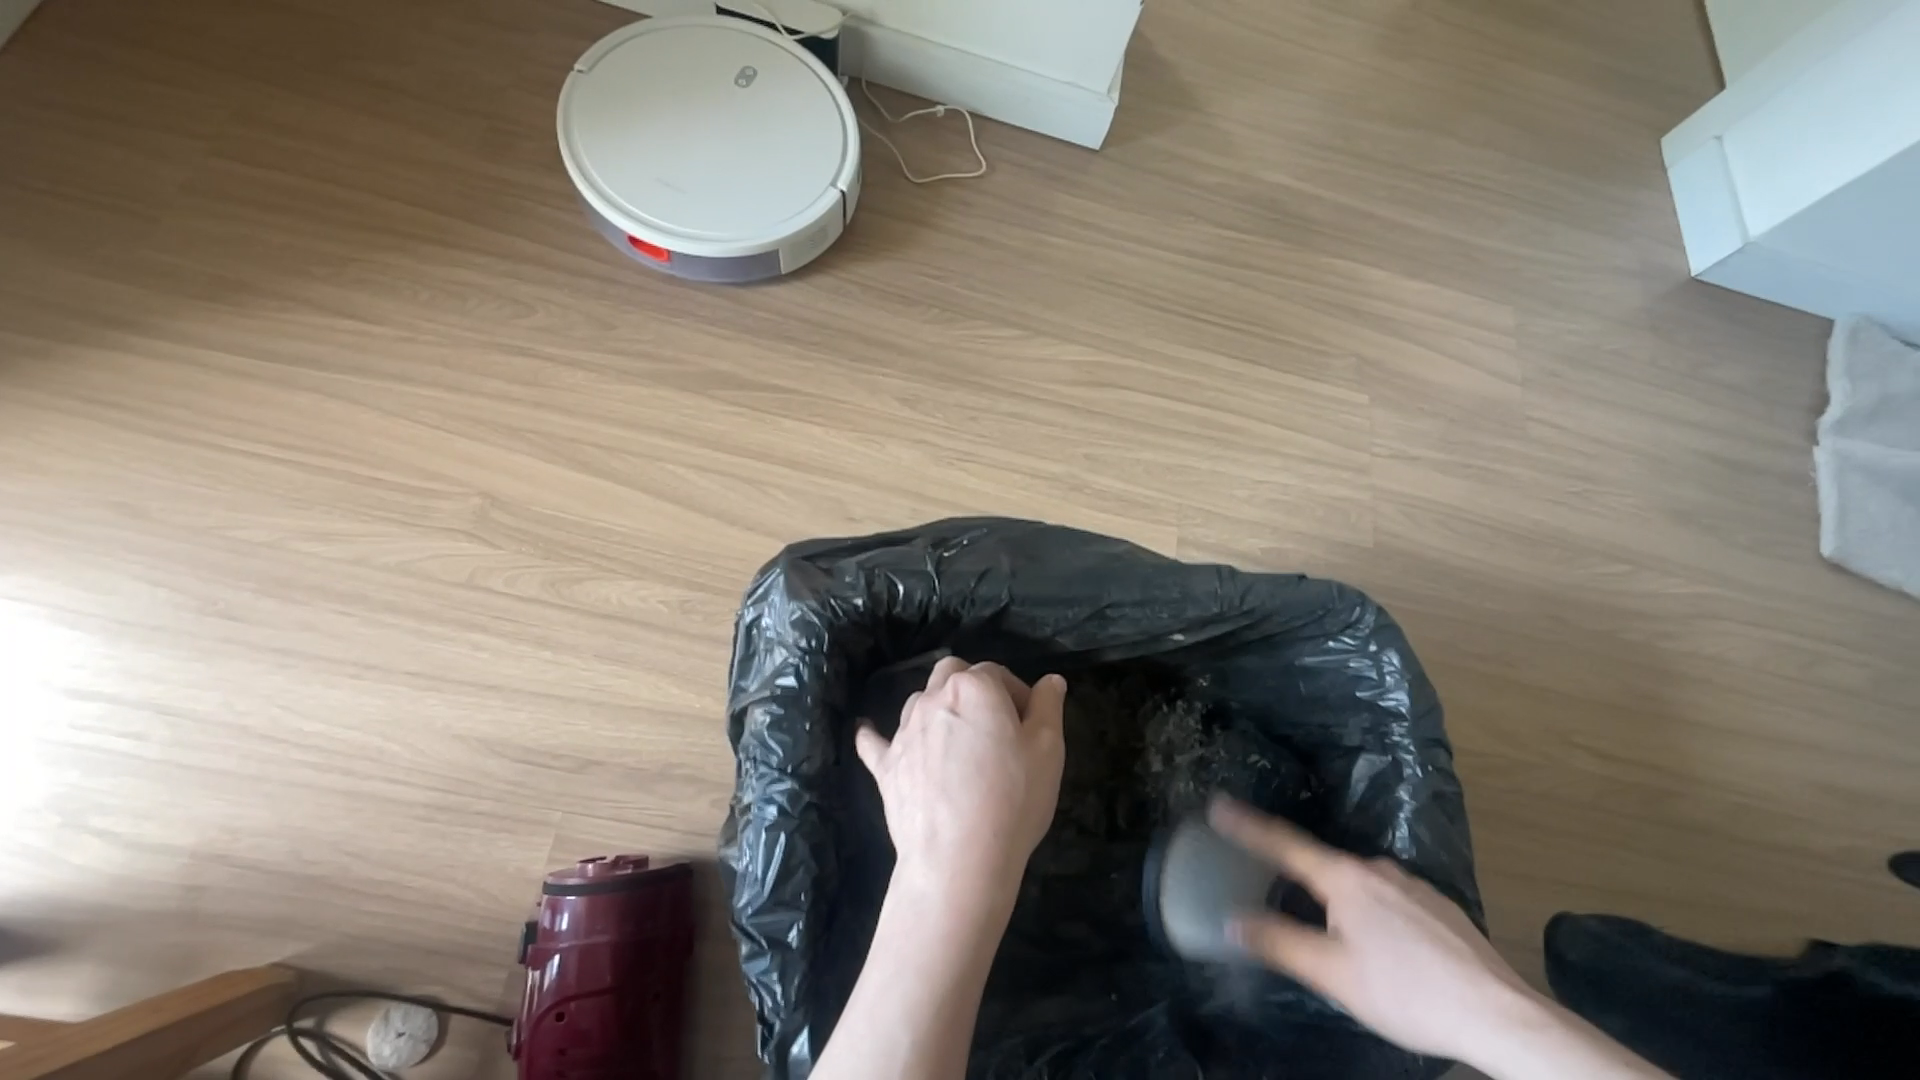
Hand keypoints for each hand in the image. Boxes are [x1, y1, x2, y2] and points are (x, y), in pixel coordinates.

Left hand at [857, 658, 1066, 904]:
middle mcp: (934, 699)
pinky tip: (868, 732)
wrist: (959, 859)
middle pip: (952, 673)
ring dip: (938, 708)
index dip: (1019, 695)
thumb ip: (1048, 707)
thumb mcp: (1049, 750)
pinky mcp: (885, 765)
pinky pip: (874, 741)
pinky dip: (875, 735)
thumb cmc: (1012, 799)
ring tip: (958, 740)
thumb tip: (1050, 680)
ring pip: (919, 701)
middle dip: (974, 686)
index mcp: (975, 687)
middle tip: (995, 723)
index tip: (1031, 725)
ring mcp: (904, 732)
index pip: (999, 673)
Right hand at [1209, 796, 1536, 1062]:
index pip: (1284, 843)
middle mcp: (1377, 869)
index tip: (1219, 804)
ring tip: (1337, 940)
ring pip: (1358, 886)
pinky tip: (1384, 950)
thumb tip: (1232, 919)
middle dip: (1298, 879)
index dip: (1247, 825)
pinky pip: (1389, 900)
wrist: (1500, 1016)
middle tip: (1279, 901)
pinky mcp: (1440, 907)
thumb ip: (1279, 942)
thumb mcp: (1332, 973)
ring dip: (1338, 903)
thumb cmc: (1406, 992)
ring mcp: (1413, 886)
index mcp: (1344, 878)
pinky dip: (1372, 914)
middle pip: (1322, 867)